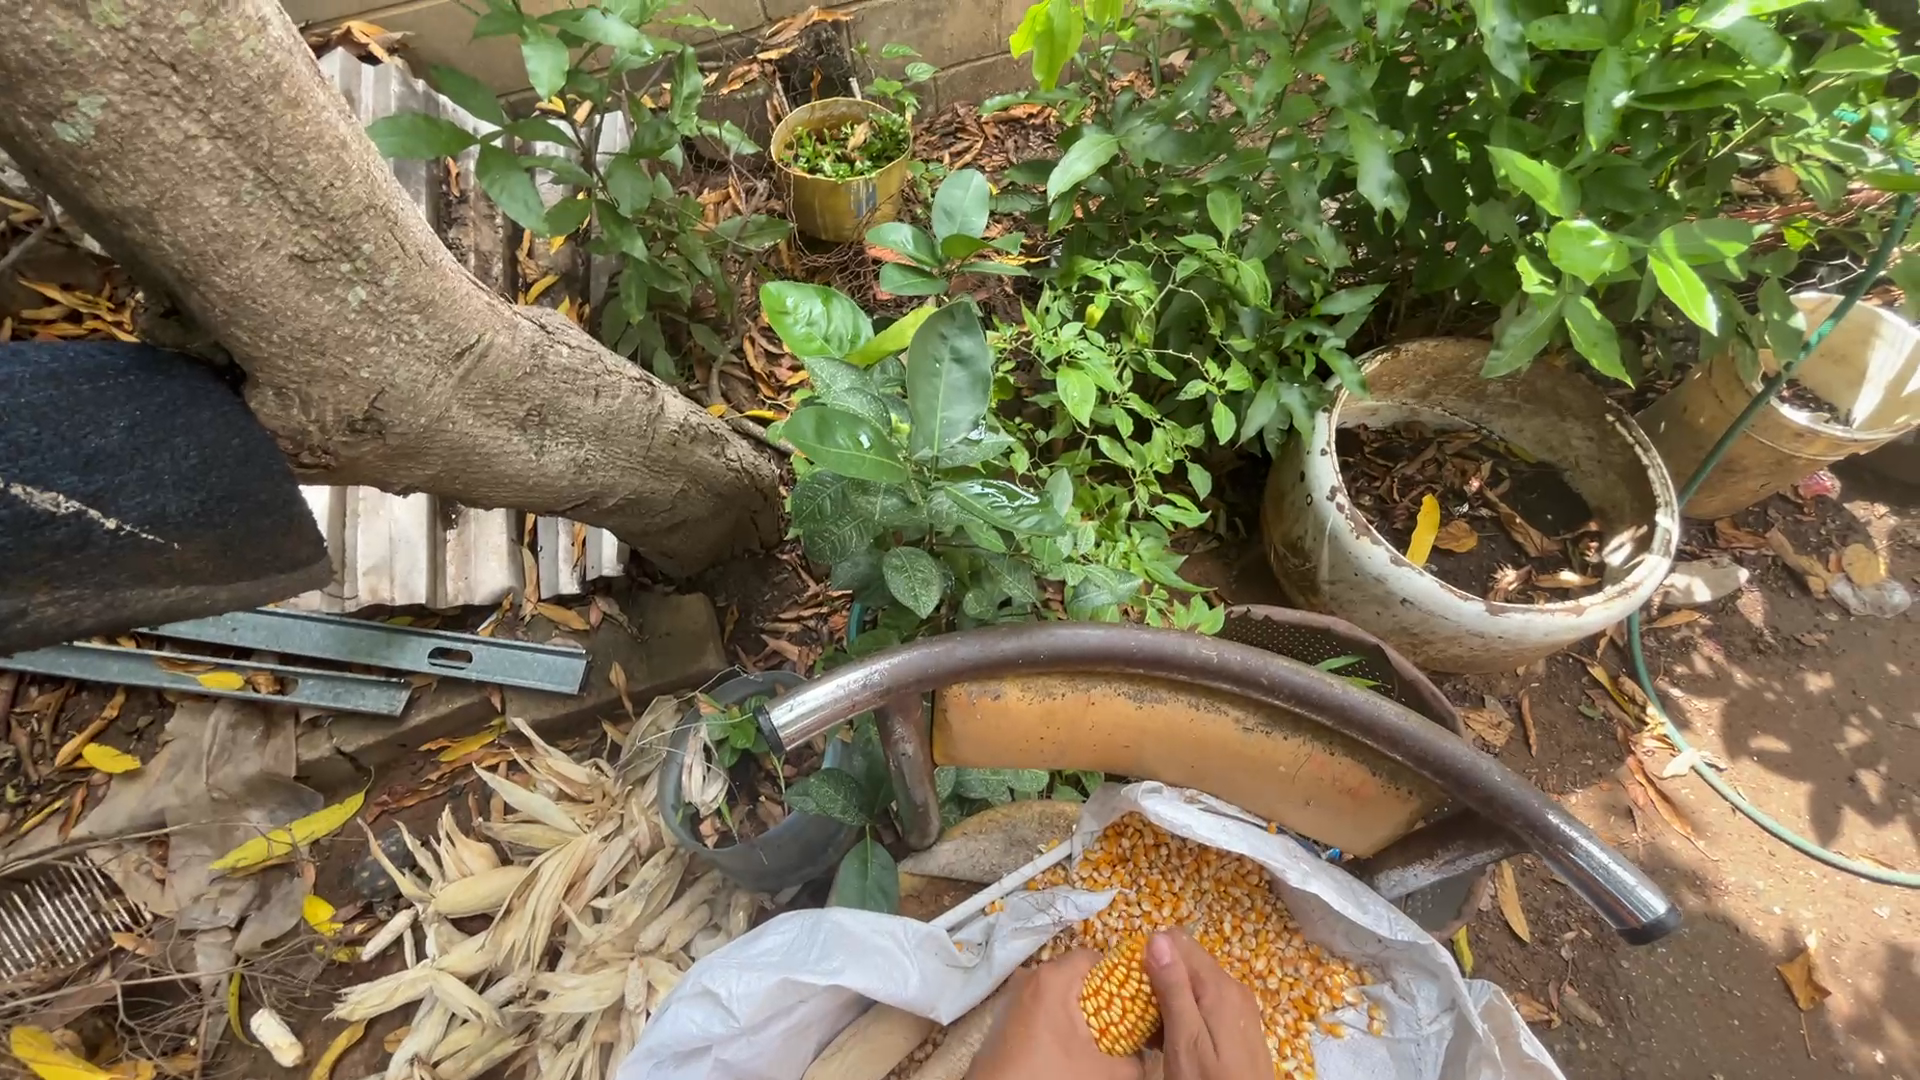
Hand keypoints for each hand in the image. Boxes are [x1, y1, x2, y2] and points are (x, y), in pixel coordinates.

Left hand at [967, 949, 1142, 1079]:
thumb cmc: (1048, 1076)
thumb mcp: (1101, 1073)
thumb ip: (1132, 1061)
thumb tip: (1145, 1055)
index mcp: (1053, 978)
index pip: (1092, 956)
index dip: (1115, 973)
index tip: (1132, 996)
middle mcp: (1031, 976)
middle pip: (1074, 974)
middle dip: (1098, 995)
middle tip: (1119, 1020)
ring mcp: (1015, 993)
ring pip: (1056, 990)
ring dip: (1076, 1008)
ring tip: (1095, 1035)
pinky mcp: (1005, 1013)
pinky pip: (1039, 1004)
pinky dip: (1056, 1017)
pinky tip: (1066, 1044)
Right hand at [1145, 931, 1269, 1079]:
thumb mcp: (1184, 1039)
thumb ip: (1173, 987)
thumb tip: (1157, 936)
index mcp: (1219, 985)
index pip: (1178, 941)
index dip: (1152, 957)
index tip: (1138, 986)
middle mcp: (1233, 987)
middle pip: (1186, 961)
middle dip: (1160, 980)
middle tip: (1146, 1015)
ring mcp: (1238, 1008)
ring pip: (1193, 983)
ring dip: (1170, 999)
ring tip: (1157, 1033)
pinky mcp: (1238, 1026)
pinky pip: (1204, 1003)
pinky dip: (1185, 1014)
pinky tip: (1175, 1041)